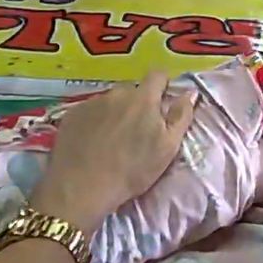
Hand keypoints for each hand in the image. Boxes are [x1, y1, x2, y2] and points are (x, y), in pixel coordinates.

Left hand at [30, 72, 197, 234]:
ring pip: (110, 100)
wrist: (82, 186)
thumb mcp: (167, 148)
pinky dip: (94, 120)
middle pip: (132, 88)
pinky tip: (92, 141)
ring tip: (112, 137)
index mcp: (143, 98)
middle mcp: (117, 93)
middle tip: (136, 127)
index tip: (162, 102)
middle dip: (137, 101)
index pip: (157, 75)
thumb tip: (190, 92)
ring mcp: (92, 102)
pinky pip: (89, 110)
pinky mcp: (72, 114)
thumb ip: (181, 116)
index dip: (162, 85)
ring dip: (115, 111)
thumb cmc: (132, 170)